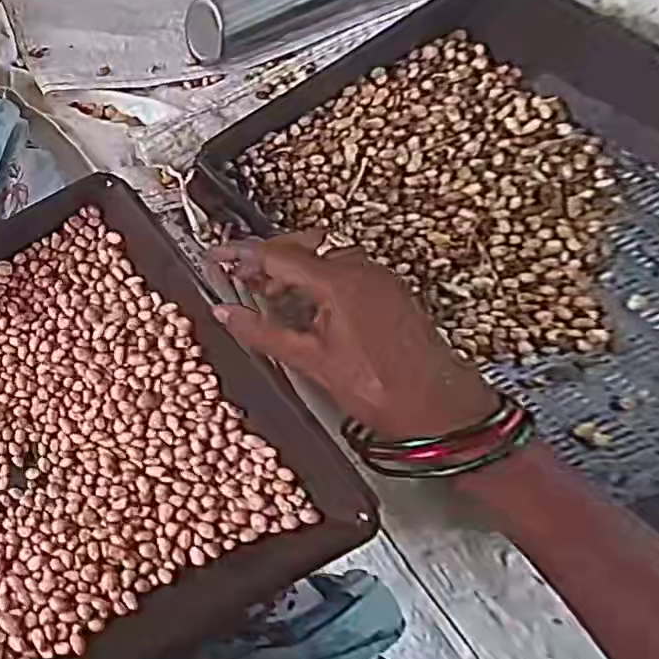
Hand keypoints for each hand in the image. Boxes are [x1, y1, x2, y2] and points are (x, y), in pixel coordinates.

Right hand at [208, 234, 497, 439]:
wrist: (441, 411)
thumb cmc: (382, 388)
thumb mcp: (306, 360)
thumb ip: (260, 331)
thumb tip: (225, 312)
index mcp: (341, 283)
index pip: (279, 255)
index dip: (241, 254)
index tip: (216, 255)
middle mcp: (364, 274)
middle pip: (302, 247)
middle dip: (265, 260)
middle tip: (237, 275)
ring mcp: (380, 283)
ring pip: (322, 259)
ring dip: (289, 272)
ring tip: (264, 296)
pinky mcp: (388, 296)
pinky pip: (342, 274)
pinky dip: (313, 282)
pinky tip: (298, 308)